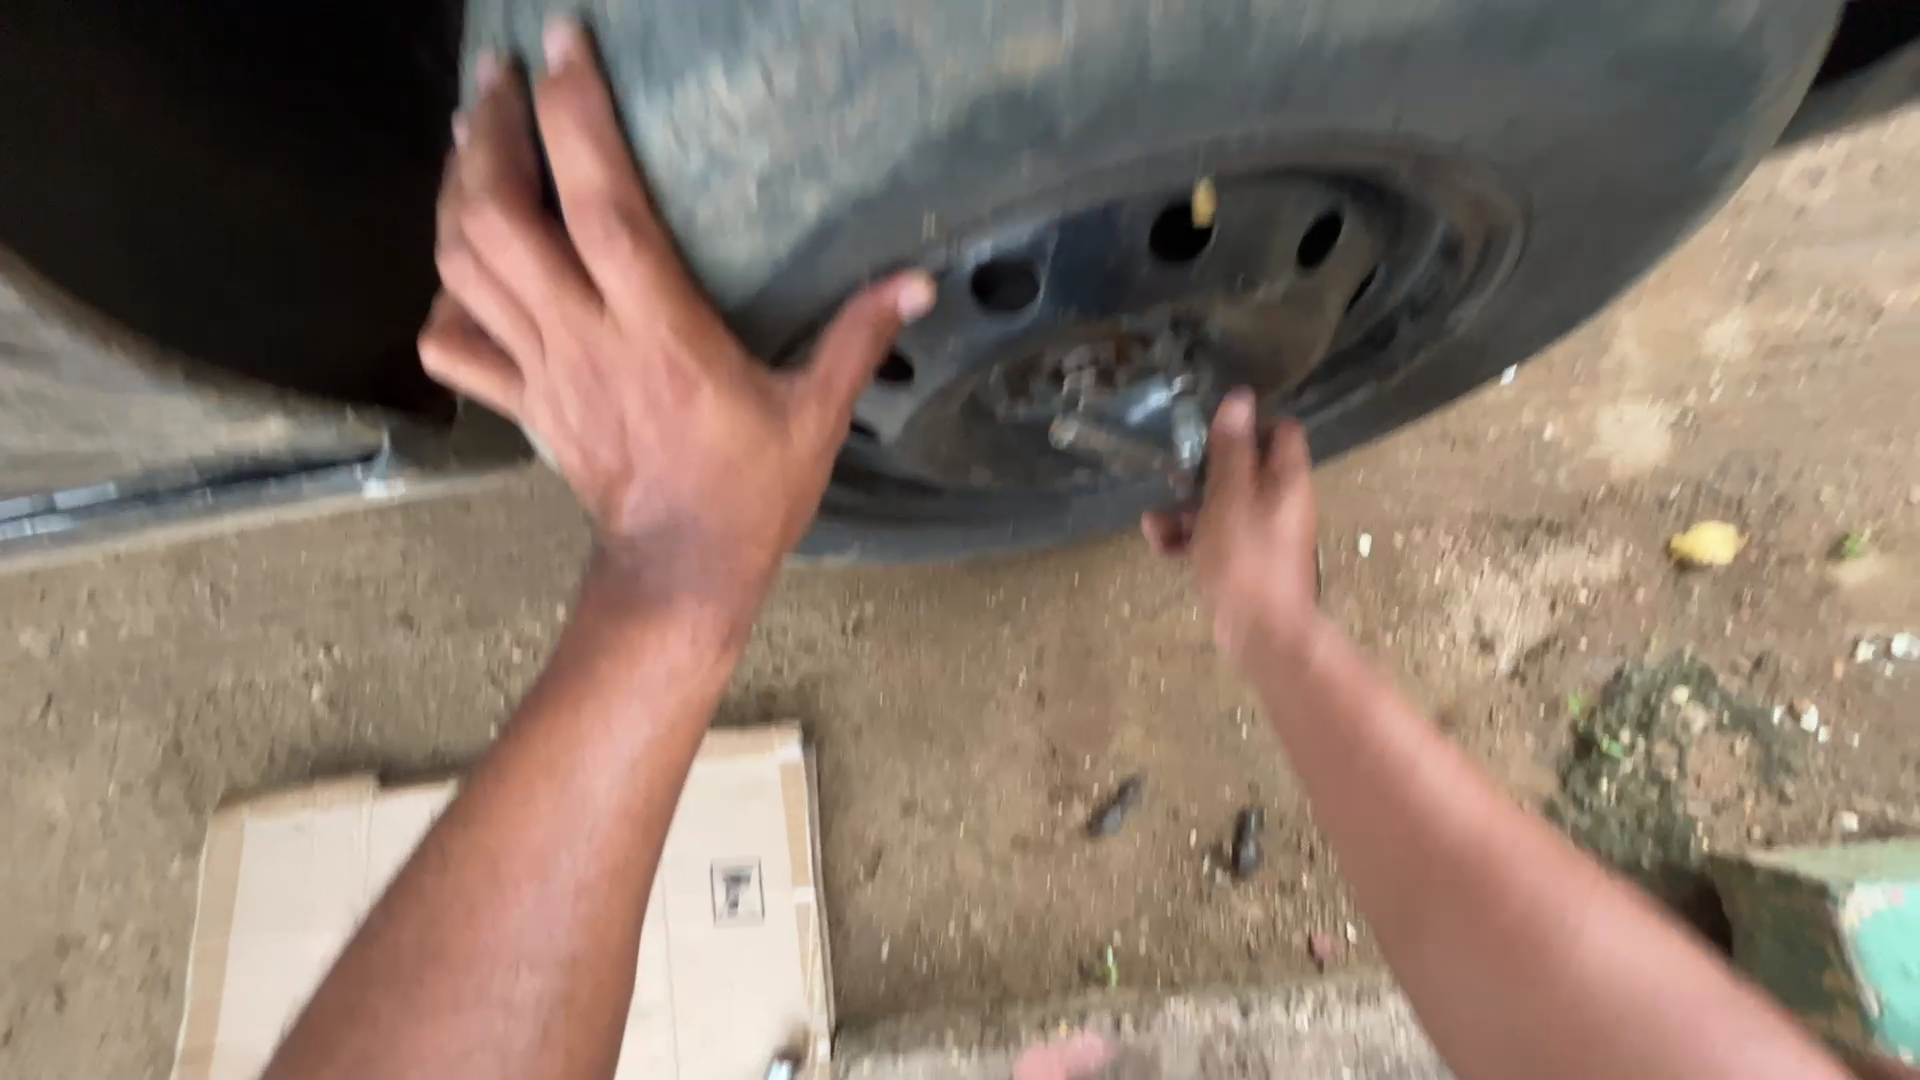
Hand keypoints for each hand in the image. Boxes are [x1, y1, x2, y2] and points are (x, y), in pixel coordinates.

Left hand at [419, 19, 934, 628]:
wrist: (685, 570)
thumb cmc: (754, 494)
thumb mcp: (819, 416)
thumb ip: (860, 340)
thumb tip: (918, 284)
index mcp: (661, 336)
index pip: (600, 206)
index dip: (574, 116)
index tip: (562, 45)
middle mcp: (587, 342)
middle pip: (497, 219)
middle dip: (487, 134)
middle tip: (502, 82)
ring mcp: (544, 375)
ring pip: (461, 268)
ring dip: (454, 194)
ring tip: (474, 146)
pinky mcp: (527, 407)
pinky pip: (454, 345)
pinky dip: (445, 298)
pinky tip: (468, 275)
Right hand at [1142, 389, 1326, 665]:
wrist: (1260, 632)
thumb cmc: (1246, 558)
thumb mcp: (1229, 496)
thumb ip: (1231, 449)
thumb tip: (1239, 398)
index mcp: (1286, 480)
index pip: (1279, 431)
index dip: (1246, 425)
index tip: (1209, 431)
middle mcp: (1279, 502)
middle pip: (1242, 469)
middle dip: (1200, 473)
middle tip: (1172, 476)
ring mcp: (1262, 534)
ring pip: (1220, 506)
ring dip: (1183, 510)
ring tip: (1152, 524)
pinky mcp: (1243, 562)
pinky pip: (1213, 538)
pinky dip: (1187, 539)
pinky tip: (1161, 548)